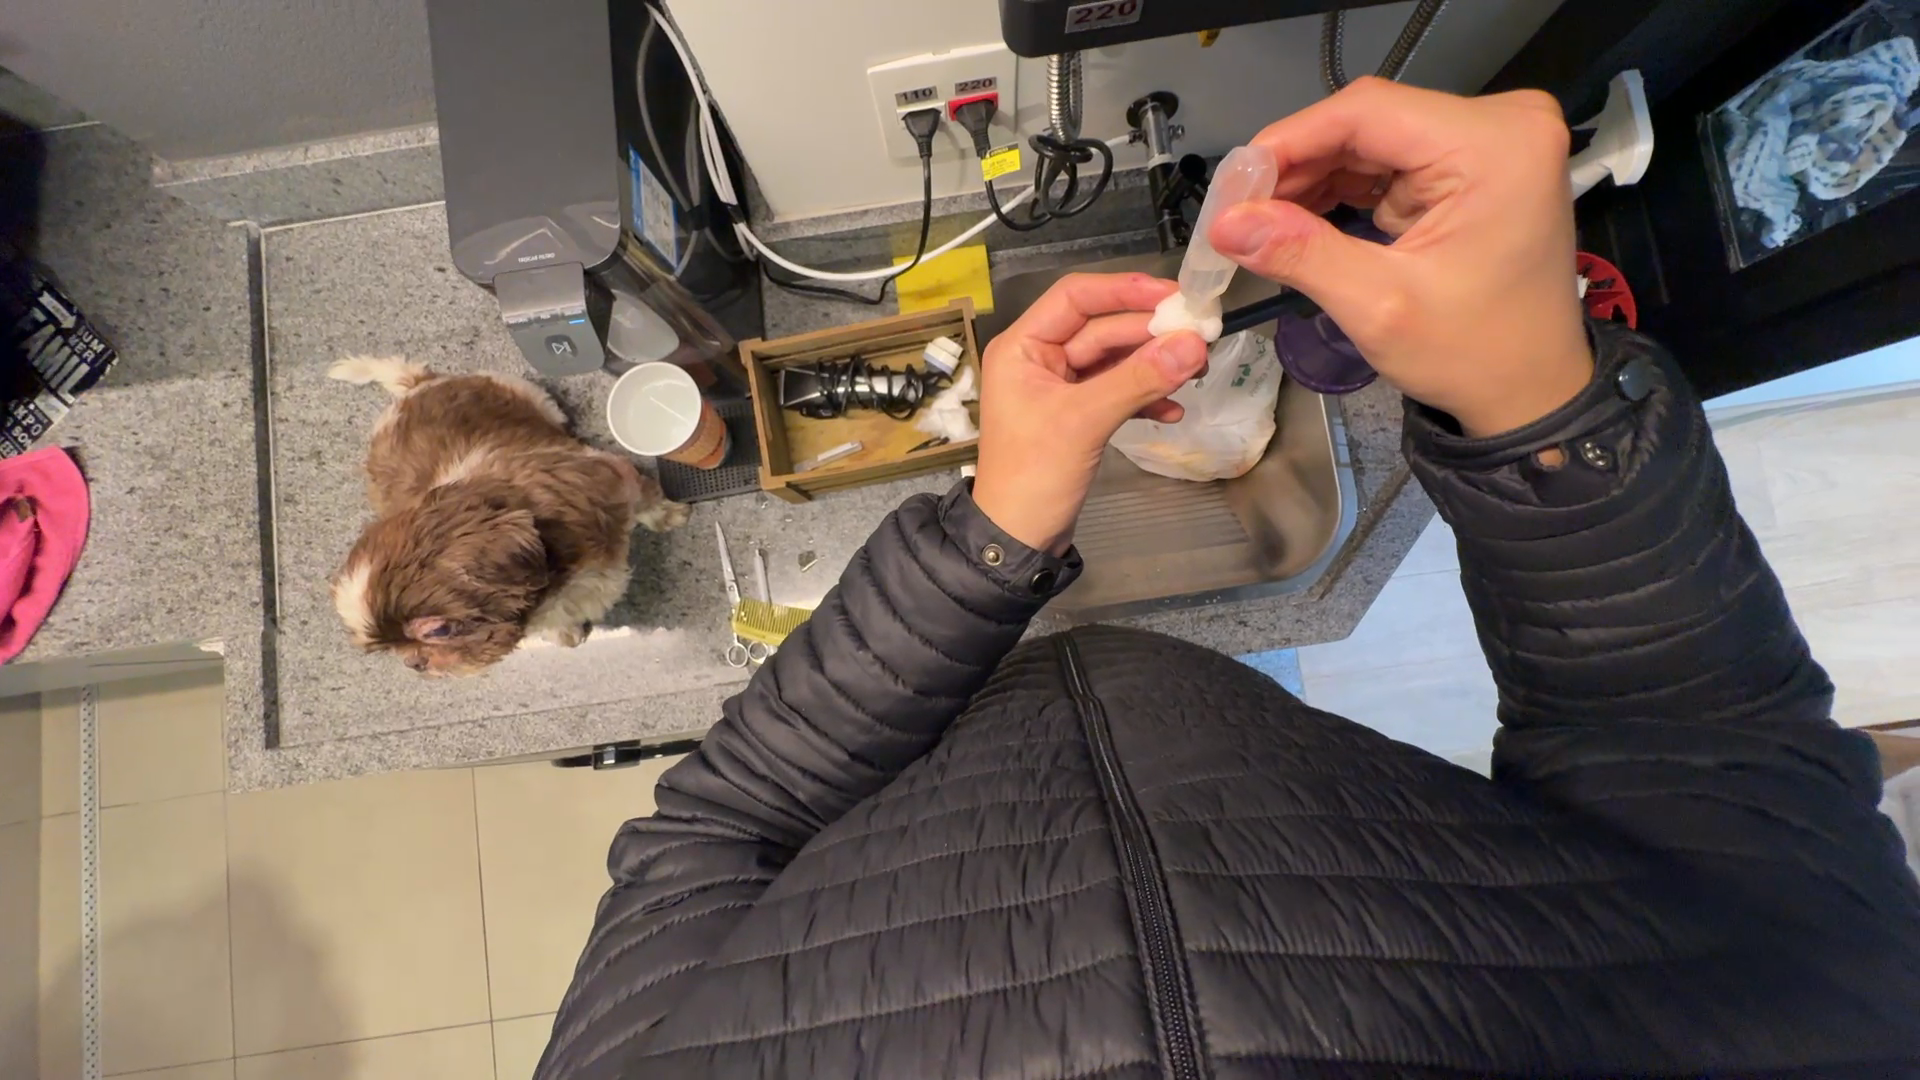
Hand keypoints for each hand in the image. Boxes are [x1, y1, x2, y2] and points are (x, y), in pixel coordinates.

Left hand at [972, 273, 1208, 555]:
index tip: (1175, 296)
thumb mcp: (1084, 422)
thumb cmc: (1034, 475)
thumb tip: (1193, 344)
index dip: (1125, 291)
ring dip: (1153, 367)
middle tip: (1201, 338)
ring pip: (1114, 362)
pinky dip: (1143, 398)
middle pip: (1102, 329)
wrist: (1018, 537)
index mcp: (1022, 348)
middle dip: (1149, 335)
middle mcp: (1038, 360)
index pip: (1075, 297)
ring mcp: (1058, 389)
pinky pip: (1116, 393)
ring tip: (1195, 374)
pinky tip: (1173, 411)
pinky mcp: (1076, 416)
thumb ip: (1137, 379)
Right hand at [1212, 78, 1593, 436]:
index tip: (1230, 187)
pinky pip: (1382, 168)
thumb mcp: (1377, 305)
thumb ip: (1300, 254)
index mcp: (1491, 145)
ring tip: (1255, 224)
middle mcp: (1495, 126)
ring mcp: (1481, 147)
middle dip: (1292, 168)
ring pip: (1367, 145)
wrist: (1527, 387)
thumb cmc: (1468, 353)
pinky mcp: (1464, 172)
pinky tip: (1293, 223)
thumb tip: (1224, 224)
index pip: (1365, 112)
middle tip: (1233, 214)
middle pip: (1365, 124)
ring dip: (1307, 182)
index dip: (1287, 142)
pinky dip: (1334, 194)